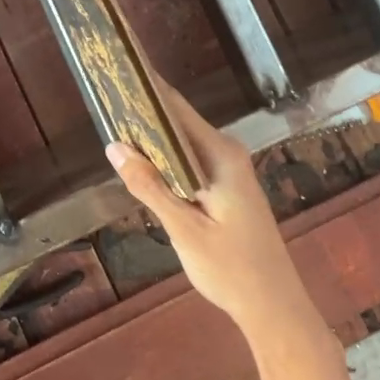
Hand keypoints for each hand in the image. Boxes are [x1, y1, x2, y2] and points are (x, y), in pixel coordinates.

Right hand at [106, 87, 319, 341]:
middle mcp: (227, 156)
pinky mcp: (224, 190)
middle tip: (105, 96)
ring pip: (180, 144)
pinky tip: (139, 163)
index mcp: (221, 156)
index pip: (178, 108)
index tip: (120, 69)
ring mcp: (228, 173)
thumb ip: (150, 186)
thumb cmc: (233, 269)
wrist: (275, 309)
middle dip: (144, 111)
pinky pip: (186, 161)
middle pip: (177, 122)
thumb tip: (115, 145)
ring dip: (151, 137)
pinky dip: (163, 158)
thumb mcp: (184, 229)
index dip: (149, 89)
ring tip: (113, 121)